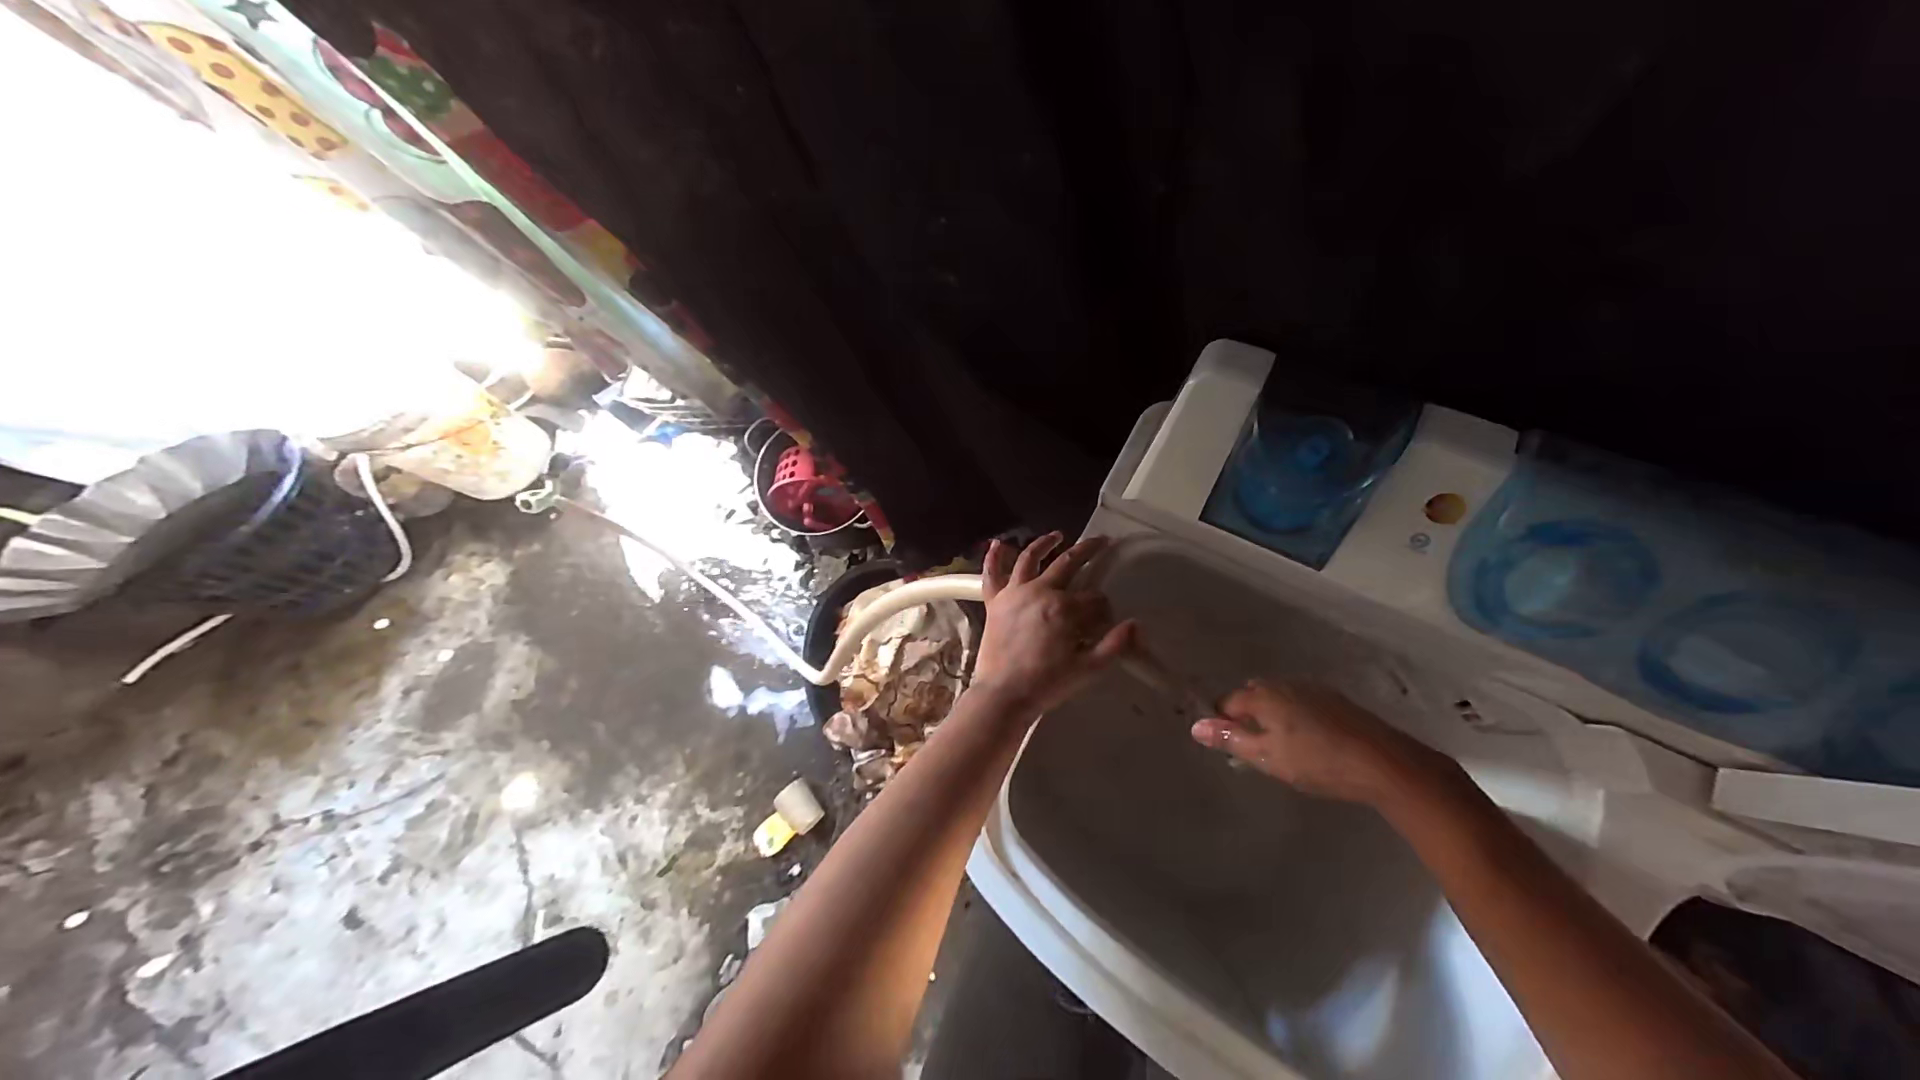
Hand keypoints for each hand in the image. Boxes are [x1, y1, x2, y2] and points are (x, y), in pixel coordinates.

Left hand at [970, 532, 1137, 715]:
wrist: (1003, 694)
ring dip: (1045, 543)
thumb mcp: (1088, 669)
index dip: (1104, 606)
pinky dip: (994, 558)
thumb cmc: (1047, 683)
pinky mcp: (995, 602)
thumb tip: (1135, 624)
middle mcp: (1040, 591)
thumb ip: (1114, 645)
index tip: (1106, 617)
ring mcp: (1014, 594)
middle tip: (1101, 542)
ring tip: (1057, 535)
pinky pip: (992, 574)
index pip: (1094, 598)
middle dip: (1088, 550)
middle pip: (1068, 563)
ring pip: (1030, 559)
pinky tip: (997, 544)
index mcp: (1065, 608)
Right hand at [1190, 680, 1454, 806]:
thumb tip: (1195, 726)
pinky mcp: (1336, 700)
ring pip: (1279, 698)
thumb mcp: (1268, 757)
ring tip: (1280, 745)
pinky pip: (1301, 702)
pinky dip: (1295, 716)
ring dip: (1272, 715)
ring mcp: (1313, 689)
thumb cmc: (1317, 762)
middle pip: (1253, 695)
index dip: (1222, 722)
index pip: (1227, 702)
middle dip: (1246, 716)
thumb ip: (1231, 739)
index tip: (1228, 746)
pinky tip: (1307, 740)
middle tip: (1253, 748)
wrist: (1385, 764)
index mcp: (1263, 695)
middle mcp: (1285, 684)